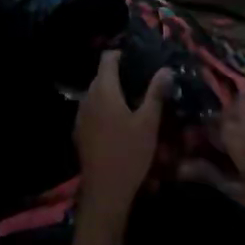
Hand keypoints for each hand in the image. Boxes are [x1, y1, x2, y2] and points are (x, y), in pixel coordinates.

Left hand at [73, 51, 171, 221]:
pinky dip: (105, 108)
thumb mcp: (148, 123)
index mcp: (103, 90)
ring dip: (113, 93)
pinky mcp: (79, 129)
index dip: (122, 54)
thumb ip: (155, 93)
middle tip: (143, 82)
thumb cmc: (129, 153)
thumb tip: (165, 70)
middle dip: (120, 75)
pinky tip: (120, 121)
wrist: (105, 189)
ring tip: (134, 101)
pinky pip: (92, 109)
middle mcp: (87, 97)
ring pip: (97, 93)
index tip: (140, 60)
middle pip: (101, 75)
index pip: (107, 58)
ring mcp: (80, 114)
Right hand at [181, 94, 244, 218]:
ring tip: (241, 133)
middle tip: (221, 141)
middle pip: (226, 109)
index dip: (199, 134)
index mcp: (233, 135)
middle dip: (220, 120)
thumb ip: (209, 174)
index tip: (198, 147)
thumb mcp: (240, 192)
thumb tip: (179, 166)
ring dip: (239, 112)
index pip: (206, 125)